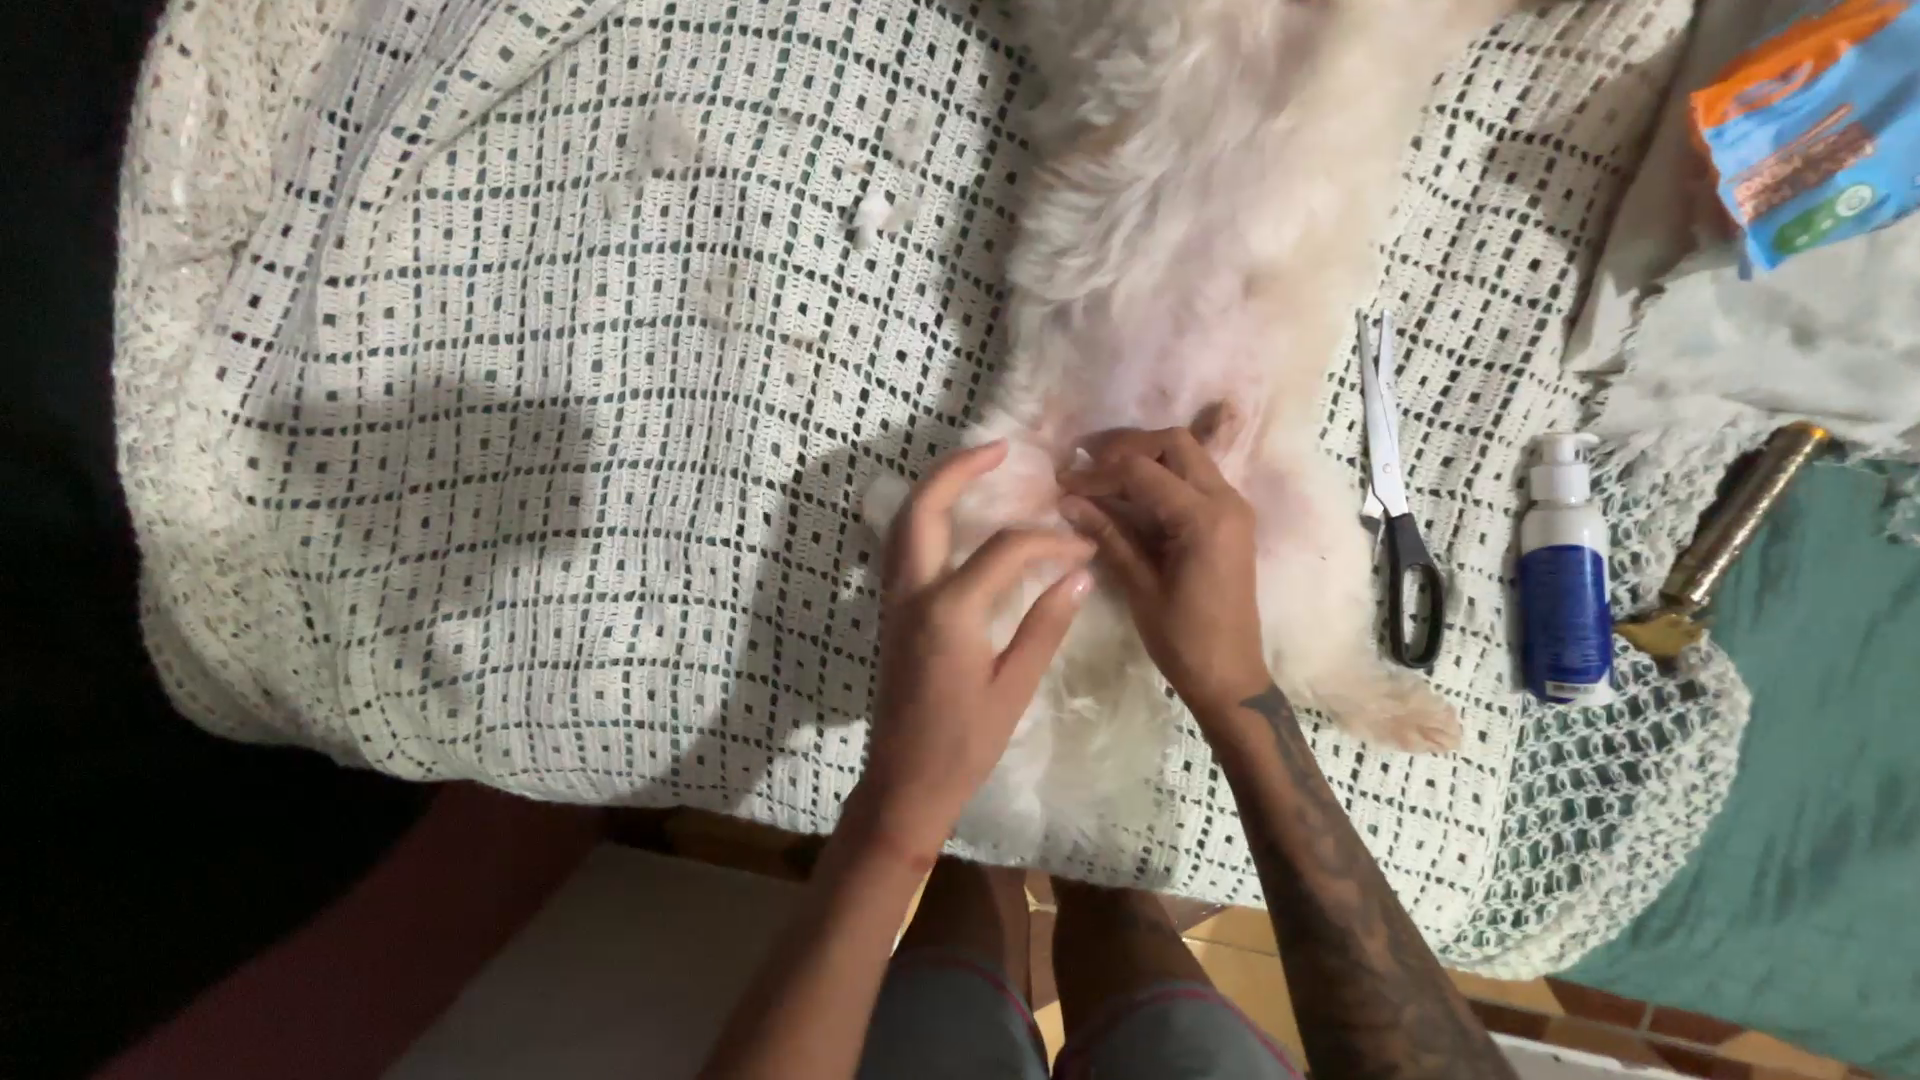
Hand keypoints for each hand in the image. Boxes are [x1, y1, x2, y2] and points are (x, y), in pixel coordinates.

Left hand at [861, 441, 1094, 855]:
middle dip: (958, 470)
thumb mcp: (1014, 687)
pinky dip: (926, 518)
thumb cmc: (965, 743)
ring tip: (976, 470)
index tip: (1082, 548)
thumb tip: (1077, 575)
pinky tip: (954, 518)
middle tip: (1000, 449)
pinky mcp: (890, 611)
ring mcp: (894, 600)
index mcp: (950, 612)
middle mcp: (913, 593)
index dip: (1049, 541)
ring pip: (904, 523)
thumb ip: (1044, 625)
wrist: (905, 781)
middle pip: (925, 509)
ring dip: (936, 488)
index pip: (1006, 549)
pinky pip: (902, 546)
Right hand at [1057, 426, 1271, 721]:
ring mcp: (1233, 508)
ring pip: (1188, 454)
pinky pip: (1195, 477)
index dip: (1098, 472)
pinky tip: (1130, 492)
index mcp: (1204, 519)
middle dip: (1126, 447)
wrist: (1230, 674)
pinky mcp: (1230, 519)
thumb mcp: (1139, 586)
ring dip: (1145, 456)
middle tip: (1086, 464)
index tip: (1063, 482)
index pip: (1142, 471)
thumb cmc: (1182, 638)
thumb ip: (1108, 534)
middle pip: (1175, 443)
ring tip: (1102, 474)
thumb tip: (1067, 499)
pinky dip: (1162, 474)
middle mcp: (1227, 501)